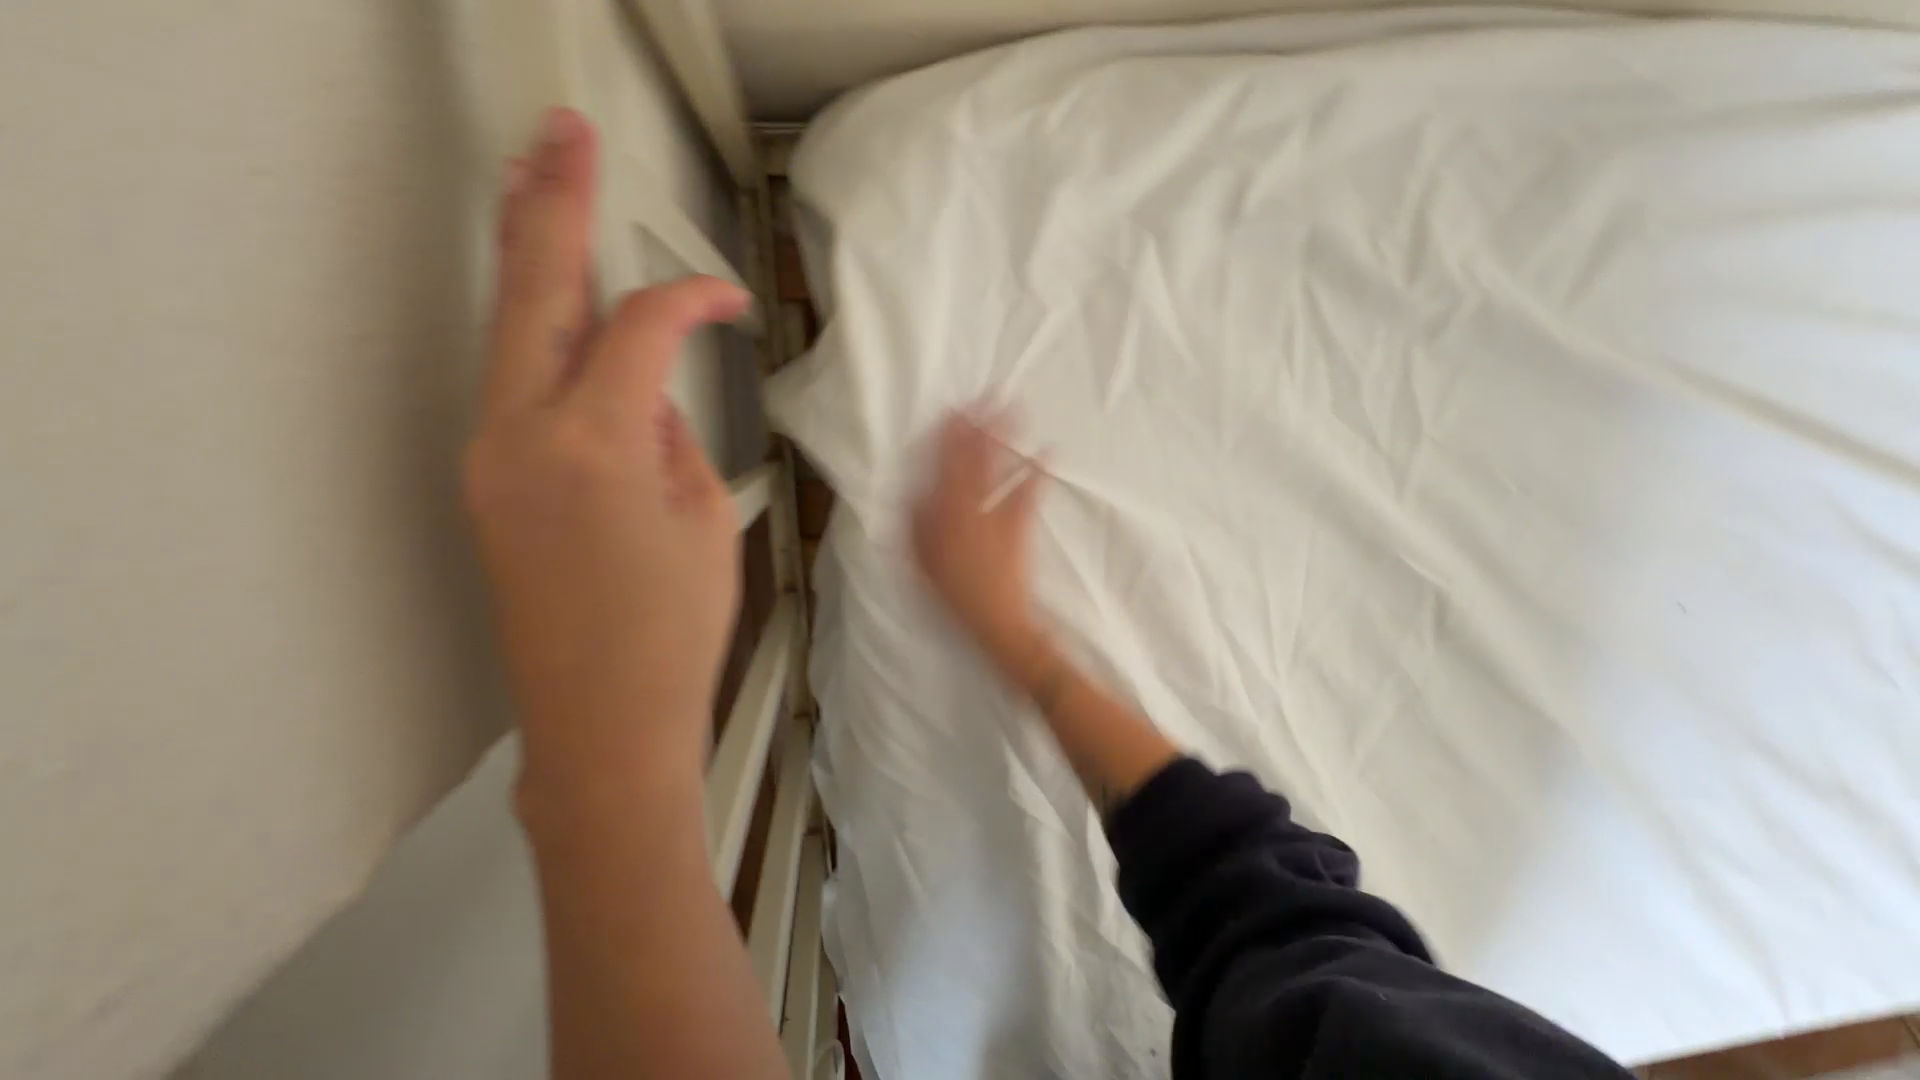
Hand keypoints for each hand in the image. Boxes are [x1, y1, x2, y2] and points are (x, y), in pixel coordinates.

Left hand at [464, 107, 751, 808]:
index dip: (691, 295)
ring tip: (538, 194)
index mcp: (592, 444)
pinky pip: (510, 386)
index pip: (641, 326)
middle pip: (531, 289)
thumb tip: (651, 396)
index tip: (724, 298)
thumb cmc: (666, 640)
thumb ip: (672, 437)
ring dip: (527, 259)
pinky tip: (555, 314)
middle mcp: (520, 439)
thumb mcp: (702, 519)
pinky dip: (535, 337)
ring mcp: (489, 461)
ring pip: (506, 330)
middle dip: (549, 203)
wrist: (601, 724)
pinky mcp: (486, 487)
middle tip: (560, 139)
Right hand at [911, 409, 1049, 675]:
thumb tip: (911, 490)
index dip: (948, 435)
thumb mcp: (920, 560)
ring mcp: (996, 515)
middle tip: (988, 393)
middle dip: (979, 424)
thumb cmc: (952, 593)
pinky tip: (1049, 451)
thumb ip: (914, 523)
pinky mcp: (1021, 526)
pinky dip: (1038, 472)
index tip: (953, 410)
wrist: (994, 620)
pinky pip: (1030, 494)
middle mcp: (968, 507)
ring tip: (1013, 408)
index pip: (942, 466)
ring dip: (1006, 437)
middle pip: (972, 458)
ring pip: (998, 468)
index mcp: (941, 514)